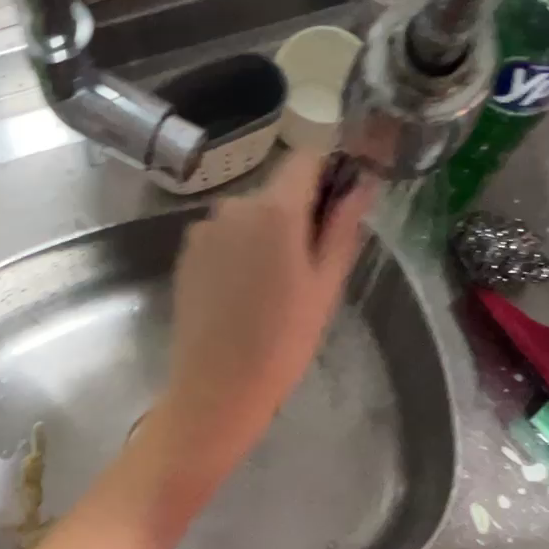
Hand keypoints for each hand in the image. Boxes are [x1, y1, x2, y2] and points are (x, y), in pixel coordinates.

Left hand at [156, 153, 375, 469]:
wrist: (216, 390)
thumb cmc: (281, 344)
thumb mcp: (324, 287)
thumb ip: (342, 227)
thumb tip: (363, 184)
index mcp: (274, 209)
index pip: (307, 158)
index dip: (326, 175)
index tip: (337, 206)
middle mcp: (232, 207)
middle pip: (275, 191)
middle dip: (295, 215)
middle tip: (307, 267)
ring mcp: (203, 231)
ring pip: (246, 218)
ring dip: (263, 237)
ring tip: (271, 290)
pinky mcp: (185, 257)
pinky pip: (222, 240)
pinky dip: (236, 255)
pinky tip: (242, 297)